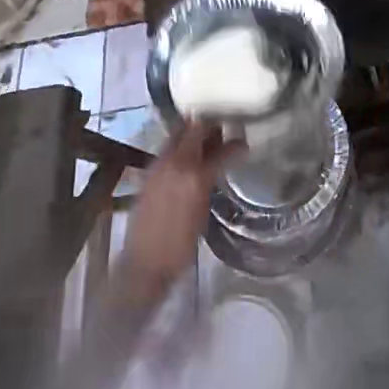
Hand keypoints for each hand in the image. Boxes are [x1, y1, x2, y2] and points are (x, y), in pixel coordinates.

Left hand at [120, 122, 240, 293]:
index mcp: (194, 176)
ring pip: (176, 136)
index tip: (243, 142)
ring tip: (208, 140)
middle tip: (222, 129)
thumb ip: (210, 181)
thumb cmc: (181, 245)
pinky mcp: (147, 174)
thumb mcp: (203, 211)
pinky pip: (166, 150)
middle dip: (208, 126)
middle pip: (192, 129)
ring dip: (192, 134)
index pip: (220, 149)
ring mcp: (157, 167)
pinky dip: (179, 147)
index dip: (234, 143)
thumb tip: (218, 165)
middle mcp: (174, 164)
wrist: (145, 262)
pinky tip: (188, 159)